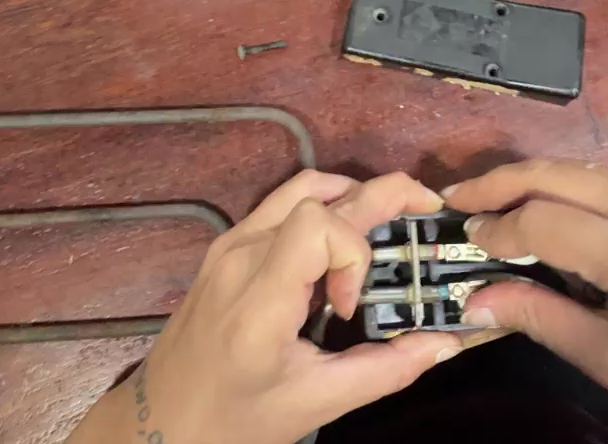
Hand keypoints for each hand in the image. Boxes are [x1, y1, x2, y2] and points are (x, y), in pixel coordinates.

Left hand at [69, 170, 461, 443]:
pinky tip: (338, 237)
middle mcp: (242, 254)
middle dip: (380, 196)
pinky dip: (321, 205)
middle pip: (317, 196)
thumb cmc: (234, 420)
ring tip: (382, 222)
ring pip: (300, 187)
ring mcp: (230, 243)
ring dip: (348, 195)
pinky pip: (281, 202)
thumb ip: (383, 370)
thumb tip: (445, 344)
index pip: (316, 224)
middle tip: (425, 206)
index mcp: (259, 298)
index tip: (350, 304)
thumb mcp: (312, 404)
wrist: (161, 422)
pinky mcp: (226, 243)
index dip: (352, 252)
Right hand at [445, 160, 607, 443]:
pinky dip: (553, 182)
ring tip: (482, 202)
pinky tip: (536, 205)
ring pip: (568, 166)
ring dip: (521, 179)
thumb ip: (542, 320)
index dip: (493, 231)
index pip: (540, 222)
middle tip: (451, 203)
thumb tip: (474, 302)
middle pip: (548, 174)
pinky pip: (592, 174)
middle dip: (494, 185)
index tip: (459, 244)